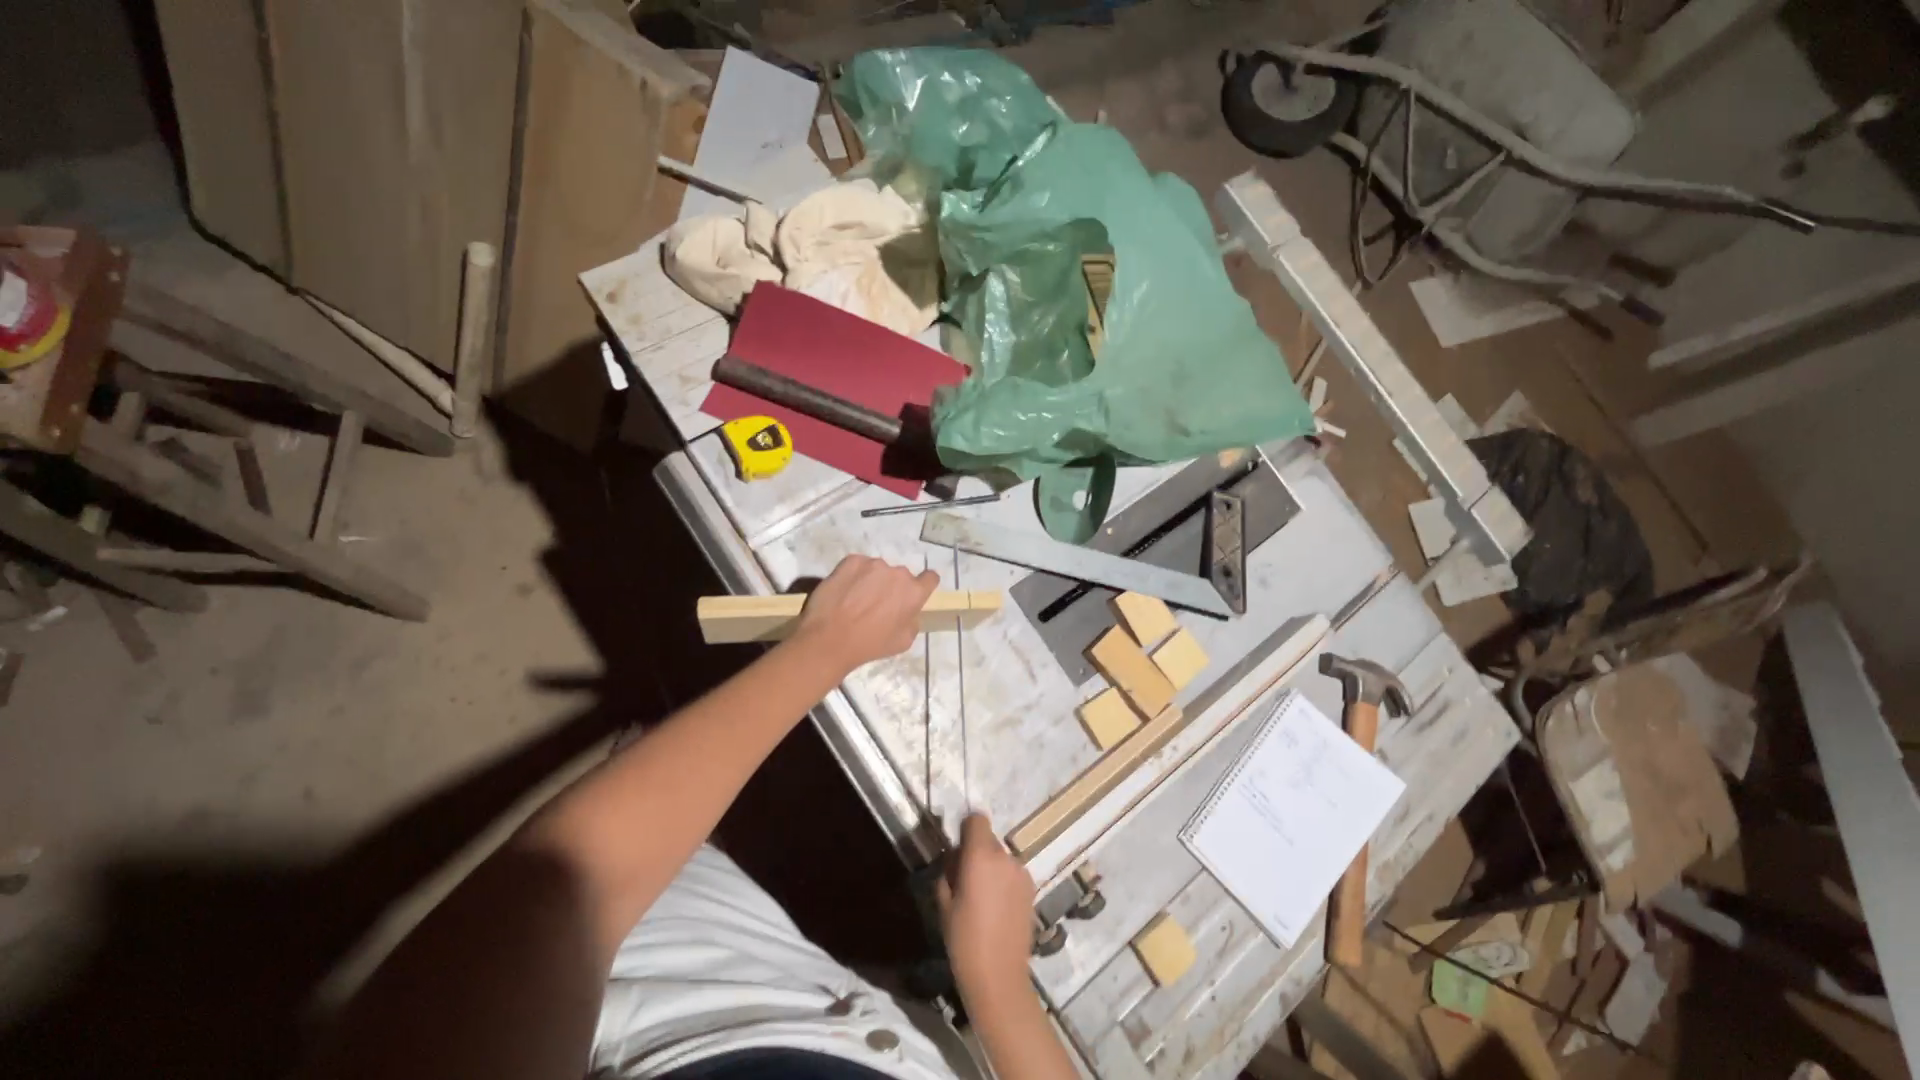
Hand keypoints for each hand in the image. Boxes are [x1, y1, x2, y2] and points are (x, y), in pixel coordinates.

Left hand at [791, 555, 939, 674]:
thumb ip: (912, 620)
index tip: (912, 593)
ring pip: (878, 570)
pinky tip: (844, 591)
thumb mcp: (904, 642)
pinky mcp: (851, 560)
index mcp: (914, 592)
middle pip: (900, 576)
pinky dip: (854, 575)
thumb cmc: (870, 645)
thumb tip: (908, 611)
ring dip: (872, 580)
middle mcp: (897, 573)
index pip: (930, 578)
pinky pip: (858, 565)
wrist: (830, 639)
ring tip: (856, 599)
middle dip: (892, 586)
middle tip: (876, 604)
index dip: (923, 585)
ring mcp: (873, 564)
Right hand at [937, 814, 1035, 1001]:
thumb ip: (948, 870)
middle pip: (989, 840)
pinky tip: (997, 908)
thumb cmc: (963, 938)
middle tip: (964, 879)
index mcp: (980, 856)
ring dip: (991, 868)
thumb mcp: (943, 902)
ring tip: (982, 898)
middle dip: (976, 852)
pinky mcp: (1033, 889)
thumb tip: (955, 857)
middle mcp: (1005, 857)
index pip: (977, 819)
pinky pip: (1012, 874)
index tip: (957, 850)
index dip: (966, 830)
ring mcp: (1022, 873)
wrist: (998, 974)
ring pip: (1002, 858)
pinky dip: (1004, 881)